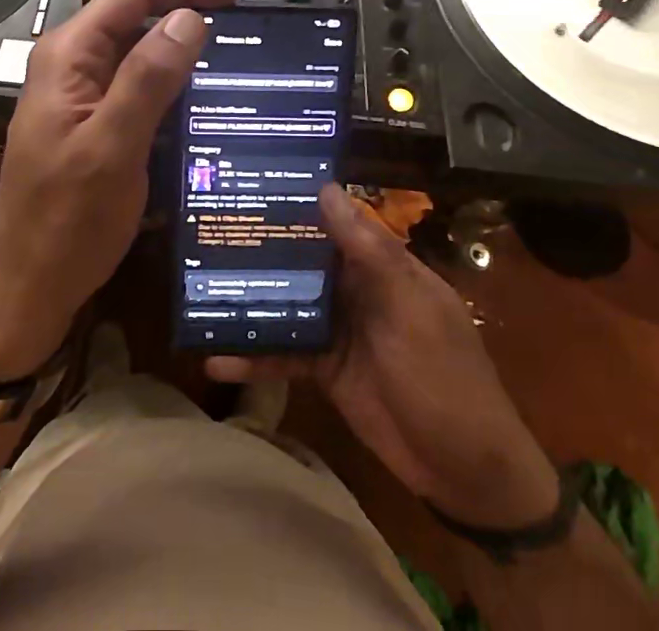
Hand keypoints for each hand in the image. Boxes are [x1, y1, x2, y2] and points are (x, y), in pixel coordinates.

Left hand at [0, 0, 237, 379]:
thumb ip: (146, 80)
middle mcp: (67, 70)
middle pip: (131, 24)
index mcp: (66, 59)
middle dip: (184, 21)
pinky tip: (200, 111)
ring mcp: (76, 102)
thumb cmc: (65, 222)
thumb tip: (189, 18)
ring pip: (134, 62)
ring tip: (234, 72)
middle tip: (244, 38)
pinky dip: (166, 96)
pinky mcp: (87, 131)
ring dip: (179, 61)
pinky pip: (131, 98)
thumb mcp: (112, 148)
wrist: (30, 284)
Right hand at [207, 185, 559, 527]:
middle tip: (202, 233)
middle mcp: (356, 293)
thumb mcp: (410, 311)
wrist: (466, 472)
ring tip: (193, 290)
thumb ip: (368, 252)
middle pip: (300, 263)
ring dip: (246, 302)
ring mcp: (337, 331)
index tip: (245, 186)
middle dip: (257, 251)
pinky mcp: (322, 368)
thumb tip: (327, 189)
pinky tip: (215, 359)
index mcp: (383, 270)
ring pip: (283, 305)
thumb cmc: (445, 379)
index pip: (334, 225)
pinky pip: (280, 353)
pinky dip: (251, 357)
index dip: (294, 206)